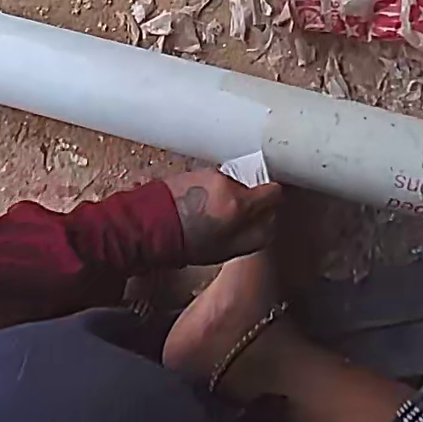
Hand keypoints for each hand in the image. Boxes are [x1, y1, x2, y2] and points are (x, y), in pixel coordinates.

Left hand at [162, 169, 283, 264]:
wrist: (150, 226)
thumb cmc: (186, 243)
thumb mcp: (230, 249)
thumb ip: (258, 234)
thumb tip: (271, 221)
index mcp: (240, 203)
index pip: (273, 191)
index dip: (271, 201)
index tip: (266, 208)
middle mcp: (226, 183)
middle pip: (248, 189)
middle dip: (243, 202)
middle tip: (228, 222)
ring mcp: (208, 174)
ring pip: (228, 185)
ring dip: (223, 198)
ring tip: (206, 218)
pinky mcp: (193, 171)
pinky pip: (210, 183)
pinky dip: (207, 194)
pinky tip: (195, 209)